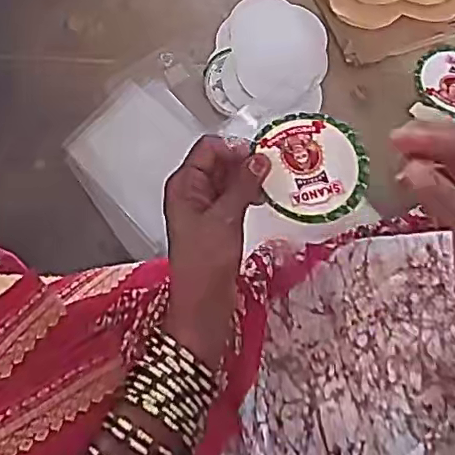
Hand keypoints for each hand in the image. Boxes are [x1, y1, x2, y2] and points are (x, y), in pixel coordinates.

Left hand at [161, 136, 266, 361]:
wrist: (203, 306)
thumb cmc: (206, 263)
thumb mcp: (226, 218)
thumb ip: (243, 184)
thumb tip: (259, 158)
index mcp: (183, 185)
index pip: (208, 148)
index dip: (234, 148)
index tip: (259, 156)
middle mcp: (191, 192)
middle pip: (218, 161)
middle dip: (244, 161)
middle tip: (271, 167)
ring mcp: (203, 207)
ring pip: (227, 178)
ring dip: (248, 178)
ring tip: (270, 183)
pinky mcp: (216, 222)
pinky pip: (232, 196)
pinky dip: (247, 193)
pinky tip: (263, 198)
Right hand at [392, 121, 454, 358]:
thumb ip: (450, 202)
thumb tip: (411, 167)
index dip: (431, 138)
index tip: (396, 138)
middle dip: (427, 141)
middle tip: (392, 141)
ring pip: (451, 168)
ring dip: (425, 158)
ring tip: (395, 156)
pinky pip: (446, 189)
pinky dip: (426, 180)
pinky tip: (408, 182)